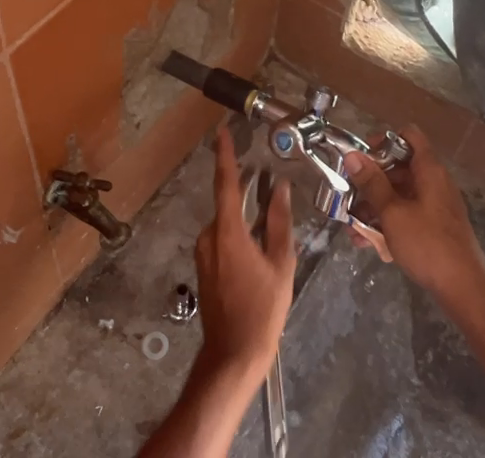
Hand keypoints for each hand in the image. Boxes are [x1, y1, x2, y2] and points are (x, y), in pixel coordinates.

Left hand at [193, 126, 294, 377]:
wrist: (234, 353)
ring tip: (270, 234)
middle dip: (247, 195)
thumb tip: (281, 187)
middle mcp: (209, 236)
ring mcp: (203, 253)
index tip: (221, 131)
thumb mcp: (281, 263)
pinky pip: (222, 240)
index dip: (224, 155)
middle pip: (229, 206)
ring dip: (245, 222)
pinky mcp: (204, 267)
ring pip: (227, 225)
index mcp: (227, 232)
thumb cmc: (263, 309)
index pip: (225, 183)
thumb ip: (279, 221)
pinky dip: (239, 237)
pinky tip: (258, 255)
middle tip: (269, 189)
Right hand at [345, 125, 484, 305]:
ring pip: (400, 194)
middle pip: (400, 167)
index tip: (361, 157)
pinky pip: (407, 214)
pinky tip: (368, 243)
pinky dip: (388, 222)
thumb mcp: (392, 213)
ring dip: (375, 206)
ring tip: (351, 226)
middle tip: (348, 195)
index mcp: (429, 170)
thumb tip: (352, 155)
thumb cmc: (427, 244)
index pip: (408, 136)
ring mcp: (436, 205)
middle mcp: (435, 182)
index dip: (383, 140)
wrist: (463, 288)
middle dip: (371, 180)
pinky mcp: (436, 226)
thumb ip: (372, 183)